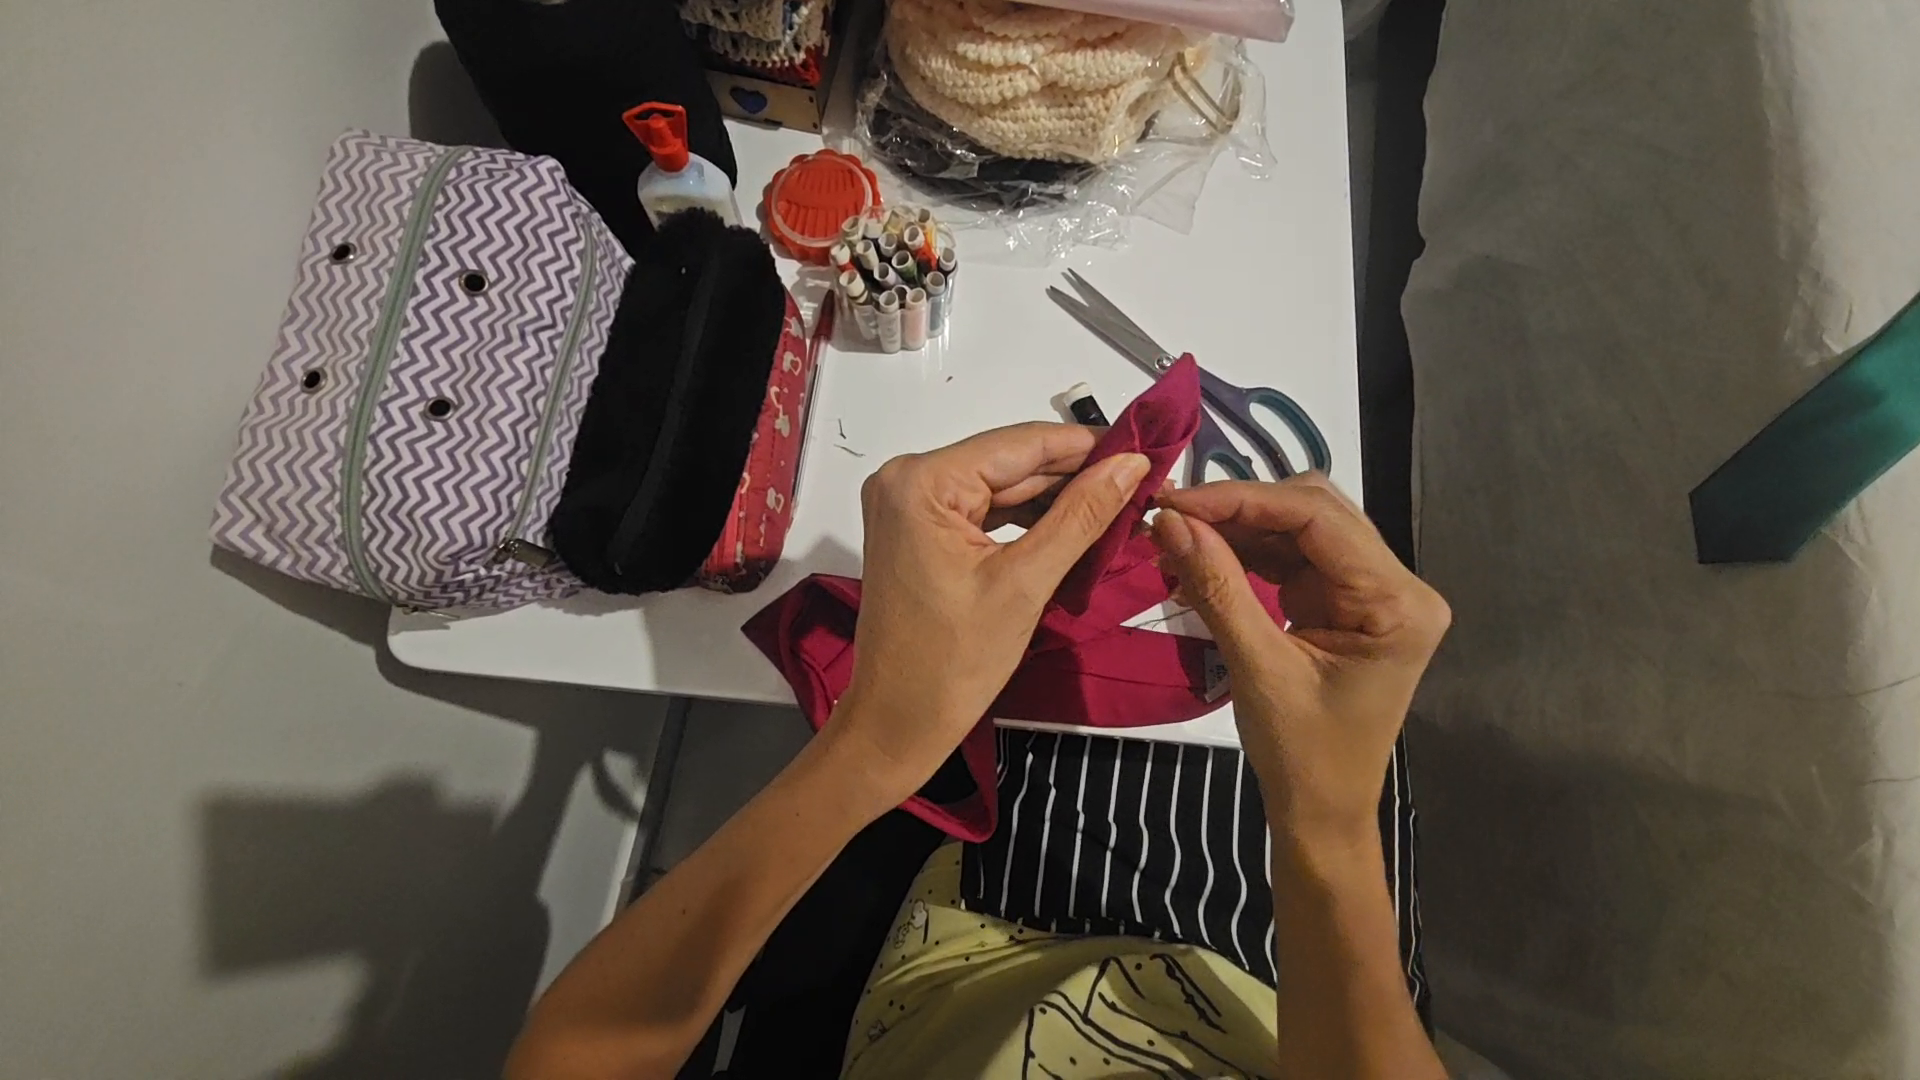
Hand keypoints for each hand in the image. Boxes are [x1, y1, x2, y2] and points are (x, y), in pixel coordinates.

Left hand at [830, 422, 1149, 801]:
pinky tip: (1070, 526)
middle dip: (1074, 476)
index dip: (1087, 445)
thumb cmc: (953, 664)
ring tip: (1116, 506)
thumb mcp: (1025, 583)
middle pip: (1009, 464)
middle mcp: (906, 479)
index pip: (1020, 444)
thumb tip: (1130, 464)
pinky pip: (981, 511)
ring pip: (999, 487)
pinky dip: (1024, 520)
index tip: (1143, 448)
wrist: (898, 721)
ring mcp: (907, 504)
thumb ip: (1081, 516)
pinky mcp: (916, 529)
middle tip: (1139, 483)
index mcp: (921, 482)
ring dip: (1054, 499)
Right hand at [1150, 475, 1449, 847]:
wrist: (1319, 810)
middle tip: (1170, 520)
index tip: (1174, 503)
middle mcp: (1393, 584)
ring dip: (1232, 531)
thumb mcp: (1257, 667)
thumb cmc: (1302, 754)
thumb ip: (1217, 587)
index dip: (1242, 500)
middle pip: (1311, 512)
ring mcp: (1365, 591)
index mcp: (1397, 602)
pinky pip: (1285, 558)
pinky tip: (1196, 563)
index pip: (1318, 517)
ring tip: (1173, 542)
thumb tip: (1168, 521)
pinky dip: (1238, 556)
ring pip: (1294, 529)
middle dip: (1236, 511)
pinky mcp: (1336, 601)